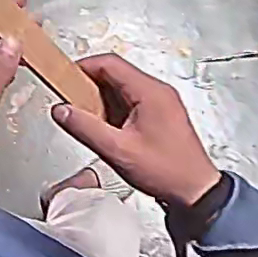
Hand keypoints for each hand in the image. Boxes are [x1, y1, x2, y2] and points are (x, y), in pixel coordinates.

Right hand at [50, 54, 220, 209]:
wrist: (196, 192)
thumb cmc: (166, 171)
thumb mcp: (117, 150)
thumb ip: (85, 127)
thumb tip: (61, 110)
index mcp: (150, 92)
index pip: (110, 63)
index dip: (83, 67)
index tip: (64, 78)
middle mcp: (157, 92)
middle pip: (114, 73)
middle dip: (88, 85)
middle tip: (70, 101)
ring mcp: (160, 102)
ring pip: (120, 88)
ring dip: (99, 99)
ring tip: (86, 119)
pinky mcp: (158, 114)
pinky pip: (128, 101)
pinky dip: (111, 109)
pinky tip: (104, 128)